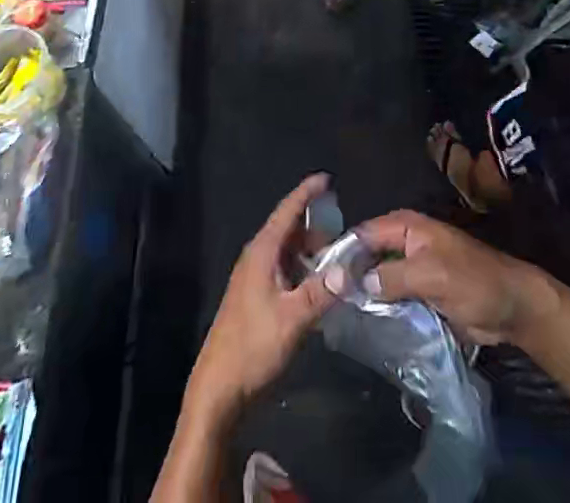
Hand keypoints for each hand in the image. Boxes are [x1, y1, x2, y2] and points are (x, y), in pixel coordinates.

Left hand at [185, 174, 334, 419]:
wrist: (218, 391)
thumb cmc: (252, 348)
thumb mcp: (294, 319)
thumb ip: (323, 291)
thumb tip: (350, 268)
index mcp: (262, 254)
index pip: (286, 212)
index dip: (306, 193)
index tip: (327, 178)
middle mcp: (256, 260)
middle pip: (289, 230)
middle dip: (316, 226)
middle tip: (346, 232)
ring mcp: (254, 280)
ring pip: (288, 252)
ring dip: (311, 251)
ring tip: (339, 258)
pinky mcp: (257, 298)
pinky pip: (285, 270)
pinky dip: (304, 269)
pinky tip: (321, 284)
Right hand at [338, 210, 554, 345]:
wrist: (511, 307)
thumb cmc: (474, 281)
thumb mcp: (431, 275)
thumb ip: (392, 276)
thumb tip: (351, 283)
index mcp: (408, 226)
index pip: (363, 233)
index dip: (341, 252)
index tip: (316, 276)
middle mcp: (404, 243)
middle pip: (366, 255)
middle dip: (346, 273)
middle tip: (319, 298)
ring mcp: (410, 269)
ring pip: (375, 278)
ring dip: (359, 293)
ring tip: (329, 313)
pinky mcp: (416, 293)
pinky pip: (388, 297)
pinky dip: (375, 307)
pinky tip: (355, 322)